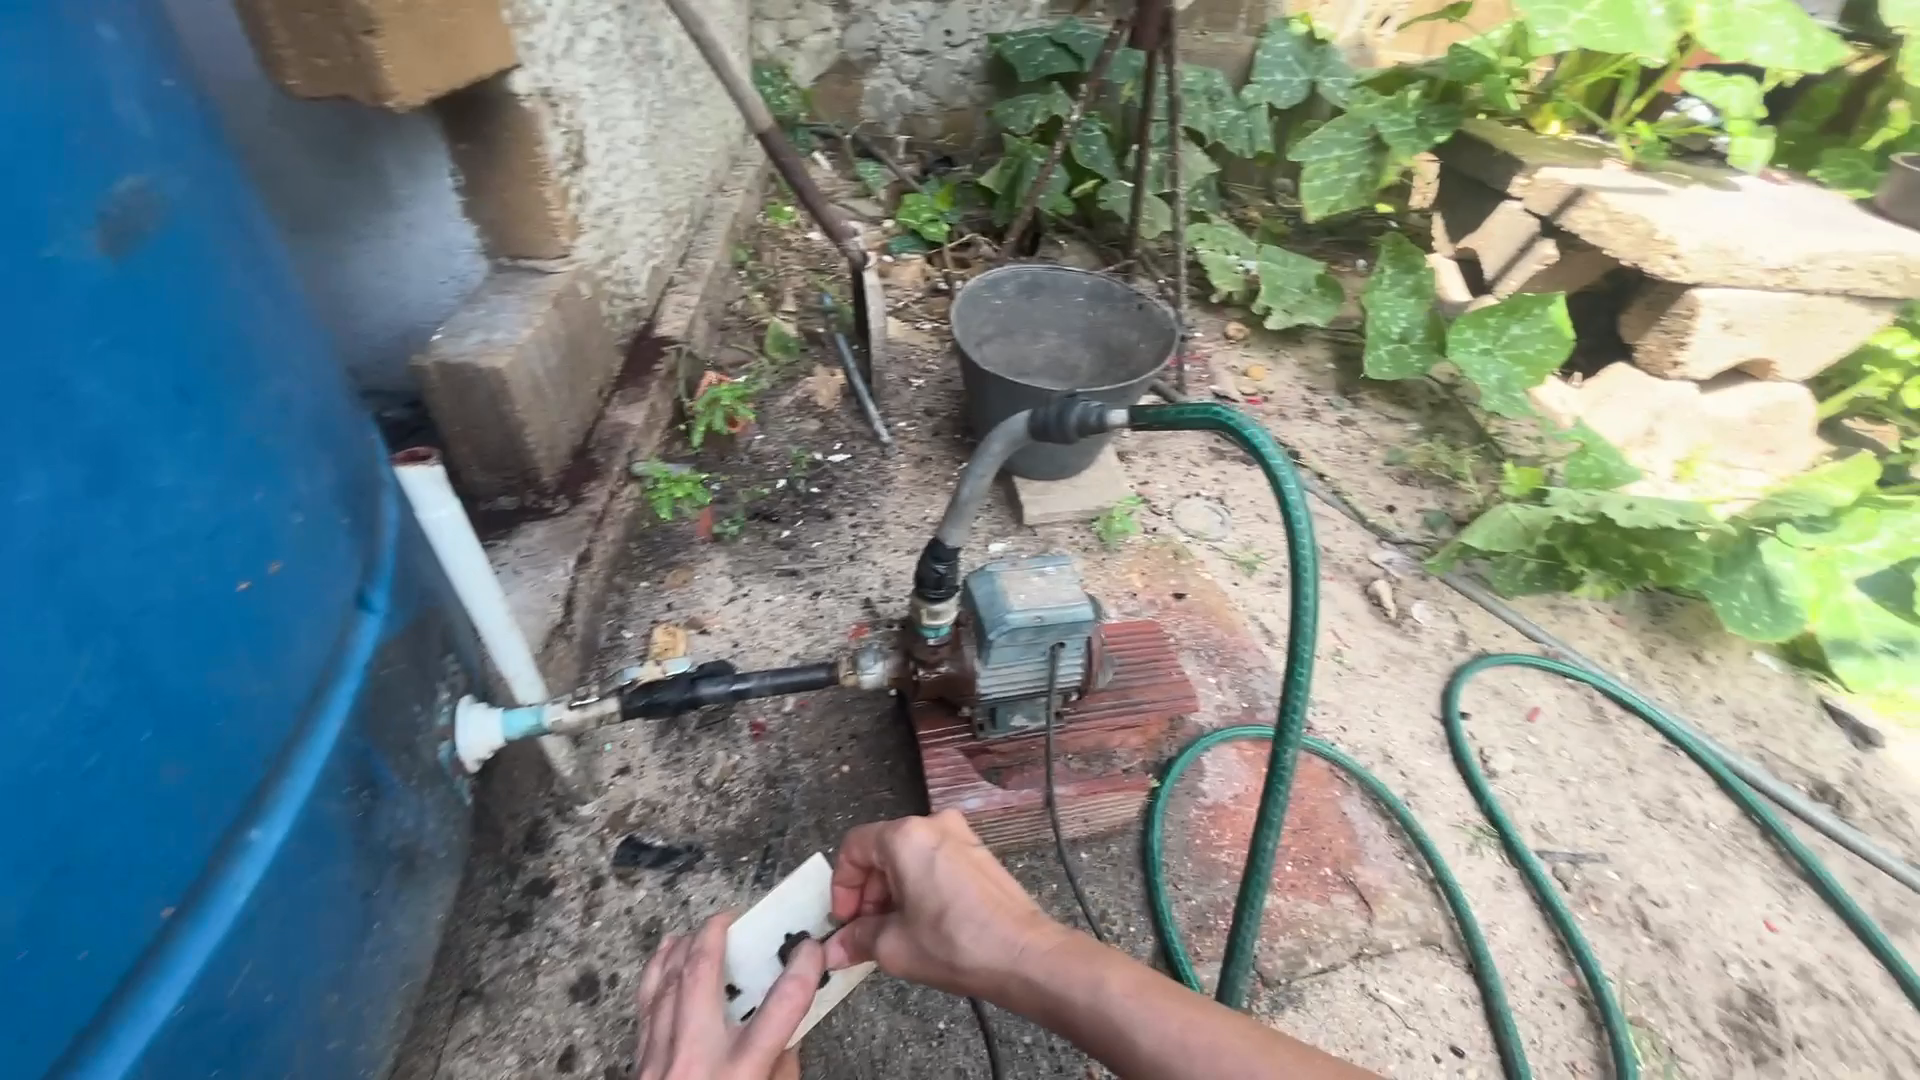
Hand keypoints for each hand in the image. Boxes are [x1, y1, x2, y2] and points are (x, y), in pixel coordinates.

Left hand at [635, 912, 824, 1079]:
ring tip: (702, 927)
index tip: (812, 946)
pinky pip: (646, 1004)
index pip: (782, 1009)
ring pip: (666, 982)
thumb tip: (785, 1030)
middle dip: (718, 934)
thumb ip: (782, 1071)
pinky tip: (666, 952)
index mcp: (737, 1077)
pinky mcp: (637, 1067)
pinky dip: (657, 971)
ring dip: (684, 946)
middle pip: (702, 977)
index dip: (804, 969)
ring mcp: (658, 1063)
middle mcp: (694, 1062)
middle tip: (738, 917)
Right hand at [823, 810, 1067, 999]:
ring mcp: (960, 834)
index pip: (854, 847)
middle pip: (881, 849)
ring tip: (895, 931)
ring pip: (908, 856)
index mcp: (906, 836)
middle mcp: (933, 823)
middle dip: (868, 891)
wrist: (1022, 952)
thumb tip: (833, 949)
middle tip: (867, 931)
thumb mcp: (894, 946)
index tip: (845, 920)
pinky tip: (923, 922)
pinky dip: (919, 885)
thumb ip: (857, 939)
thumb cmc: (955, 944)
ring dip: (892, 890)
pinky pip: (934, 860)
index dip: (842, 886)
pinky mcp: (977, 851)